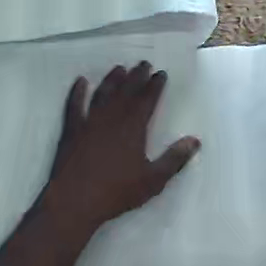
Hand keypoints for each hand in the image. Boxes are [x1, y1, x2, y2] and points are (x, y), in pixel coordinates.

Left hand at [36, 62, 198, 232]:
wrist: (75, 201)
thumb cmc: (117, 192)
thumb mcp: (153, 179)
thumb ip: (174, 158)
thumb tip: (194, 141)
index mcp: (134, 126)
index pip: (148, 98)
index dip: (156, 85)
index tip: (161, 73)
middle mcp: (112, 117)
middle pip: (127, 90)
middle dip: (137, 76)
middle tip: (144, 63)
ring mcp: (89, 121)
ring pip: (103, 93)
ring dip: (112, 79)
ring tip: (119, 68)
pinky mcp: (71, 129)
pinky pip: (74, 104)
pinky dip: (77, 92)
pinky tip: (80, 82)